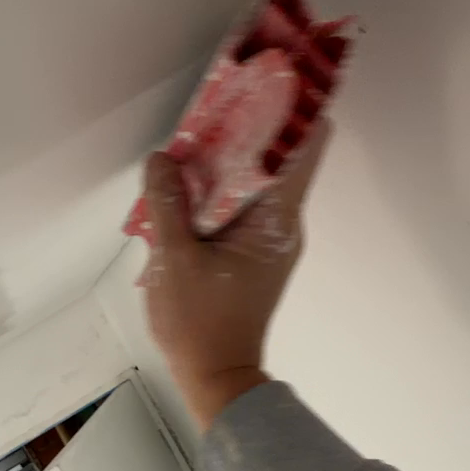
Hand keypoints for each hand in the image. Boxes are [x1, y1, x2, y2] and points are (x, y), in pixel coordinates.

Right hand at [139, 122, 332, 427]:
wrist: (217, 379)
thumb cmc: (201, 327)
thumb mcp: (174, 259)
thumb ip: (167, 202)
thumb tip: (163, 160)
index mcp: (276, 220)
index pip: (305, 142)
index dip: (285, 107)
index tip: (254, 91)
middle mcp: (283, 226)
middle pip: (276, 157)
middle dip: (242, 133)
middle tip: (202, 123)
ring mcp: (271, 243)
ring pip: (255, 184)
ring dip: (223, 168)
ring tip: (185, 161)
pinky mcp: (255, 259)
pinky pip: (241, 211)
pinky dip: (217, 197)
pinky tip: (185, 201)